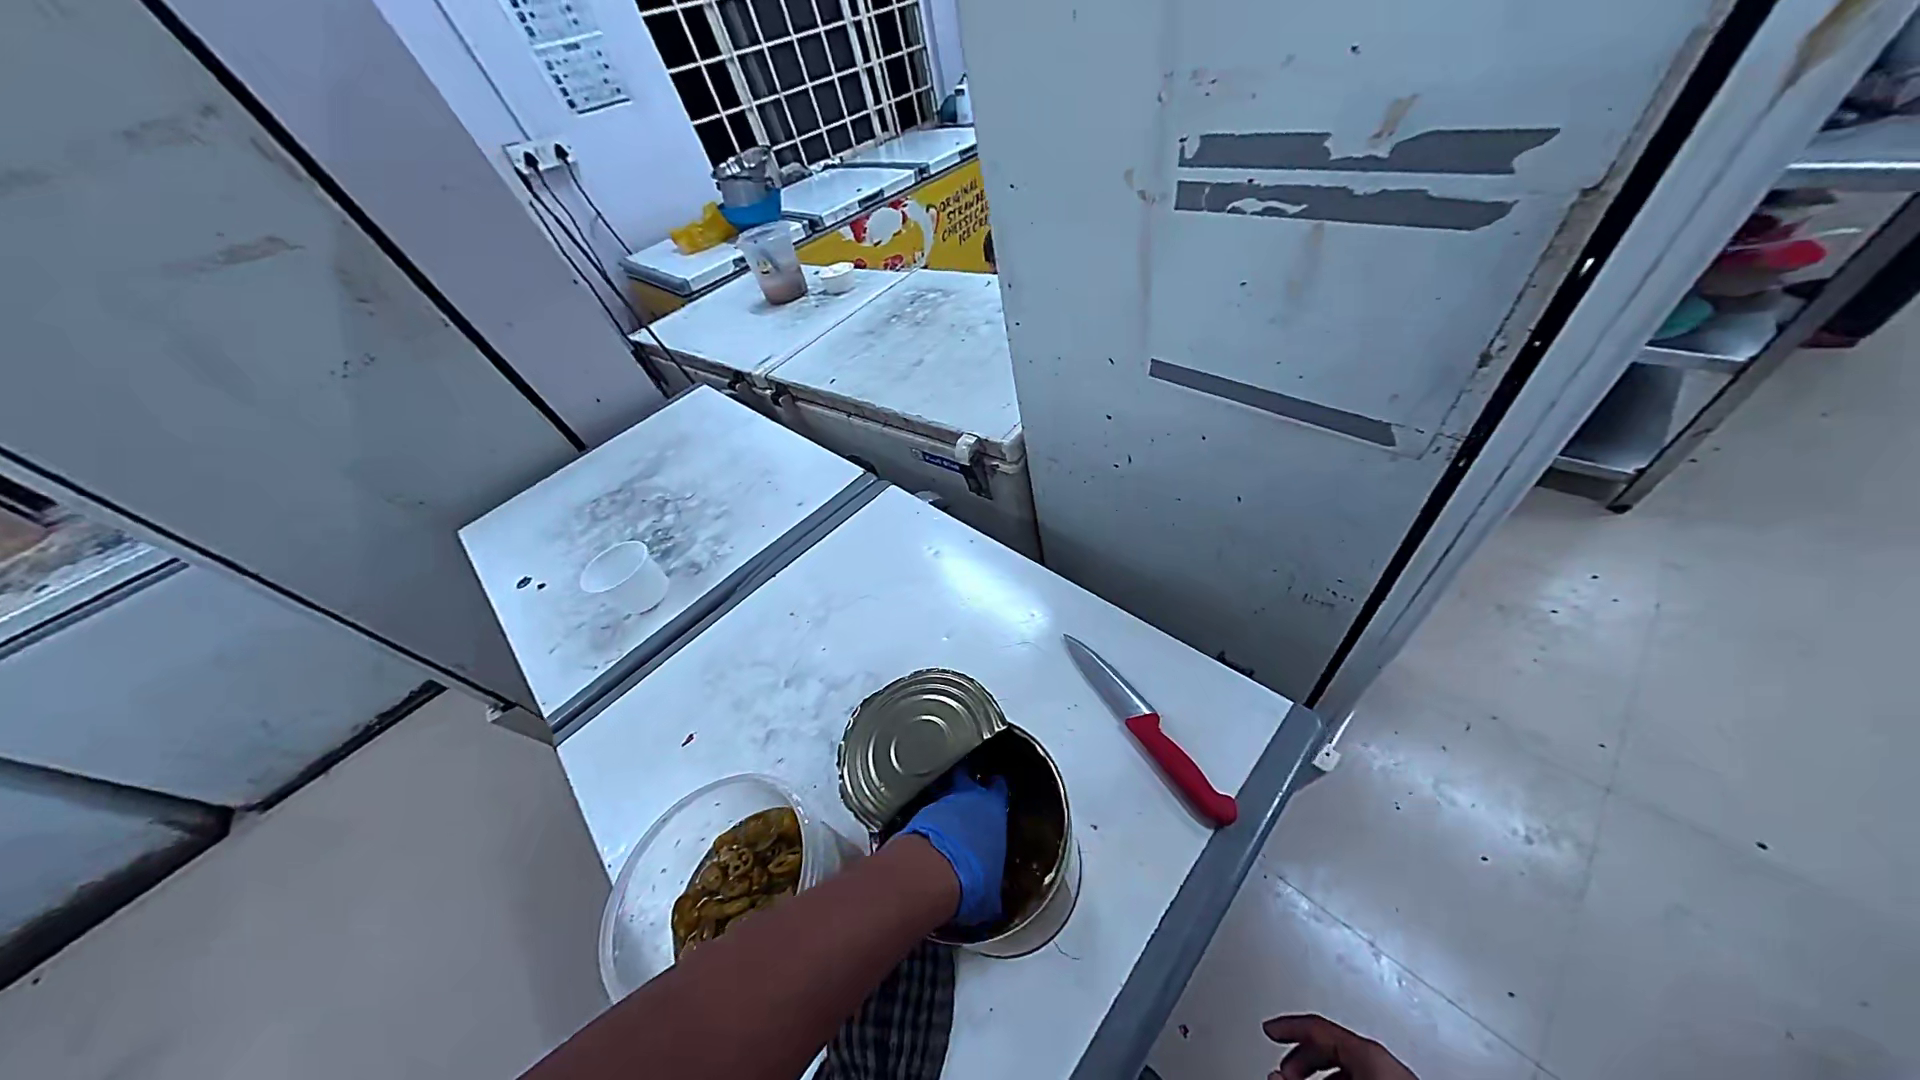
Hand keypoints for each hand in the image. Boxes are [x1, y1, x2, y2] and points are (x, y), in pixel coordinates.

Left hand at [895, 771, 1007, 925]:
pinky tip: (925, 838)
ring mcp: (937, 804)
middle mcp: (966, 798)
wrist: (931, 874)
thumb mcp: (991, 890)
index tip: (996, 787)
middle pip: (964, 776)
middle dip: (963, 780)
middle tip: (964, 790)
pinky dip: (923, 823)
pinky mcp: (913, 815)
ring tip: (943, 821)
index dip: (996, 788)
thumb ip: (992, 887)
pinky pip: (922, 813)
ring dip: (941, 805)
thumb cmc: (971, 878)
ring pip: (940, 792)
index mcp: (992, 808)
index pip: (998, 788)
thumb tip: (991, 902)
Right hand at [1262, 1015, 1417, 1079]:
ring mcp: (1397, 1079)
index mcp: (1368, 1052)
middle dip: (1302, 1059)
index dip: (1288, 1026)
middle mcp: (1384, 1062)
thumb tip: (1277, 1077)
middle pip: (1331, 1047)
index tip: (1270, 1029)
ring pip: (1348, 1069)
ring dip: (1321, 1077)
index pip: (1317, 1026)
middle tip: (1283, 1072)